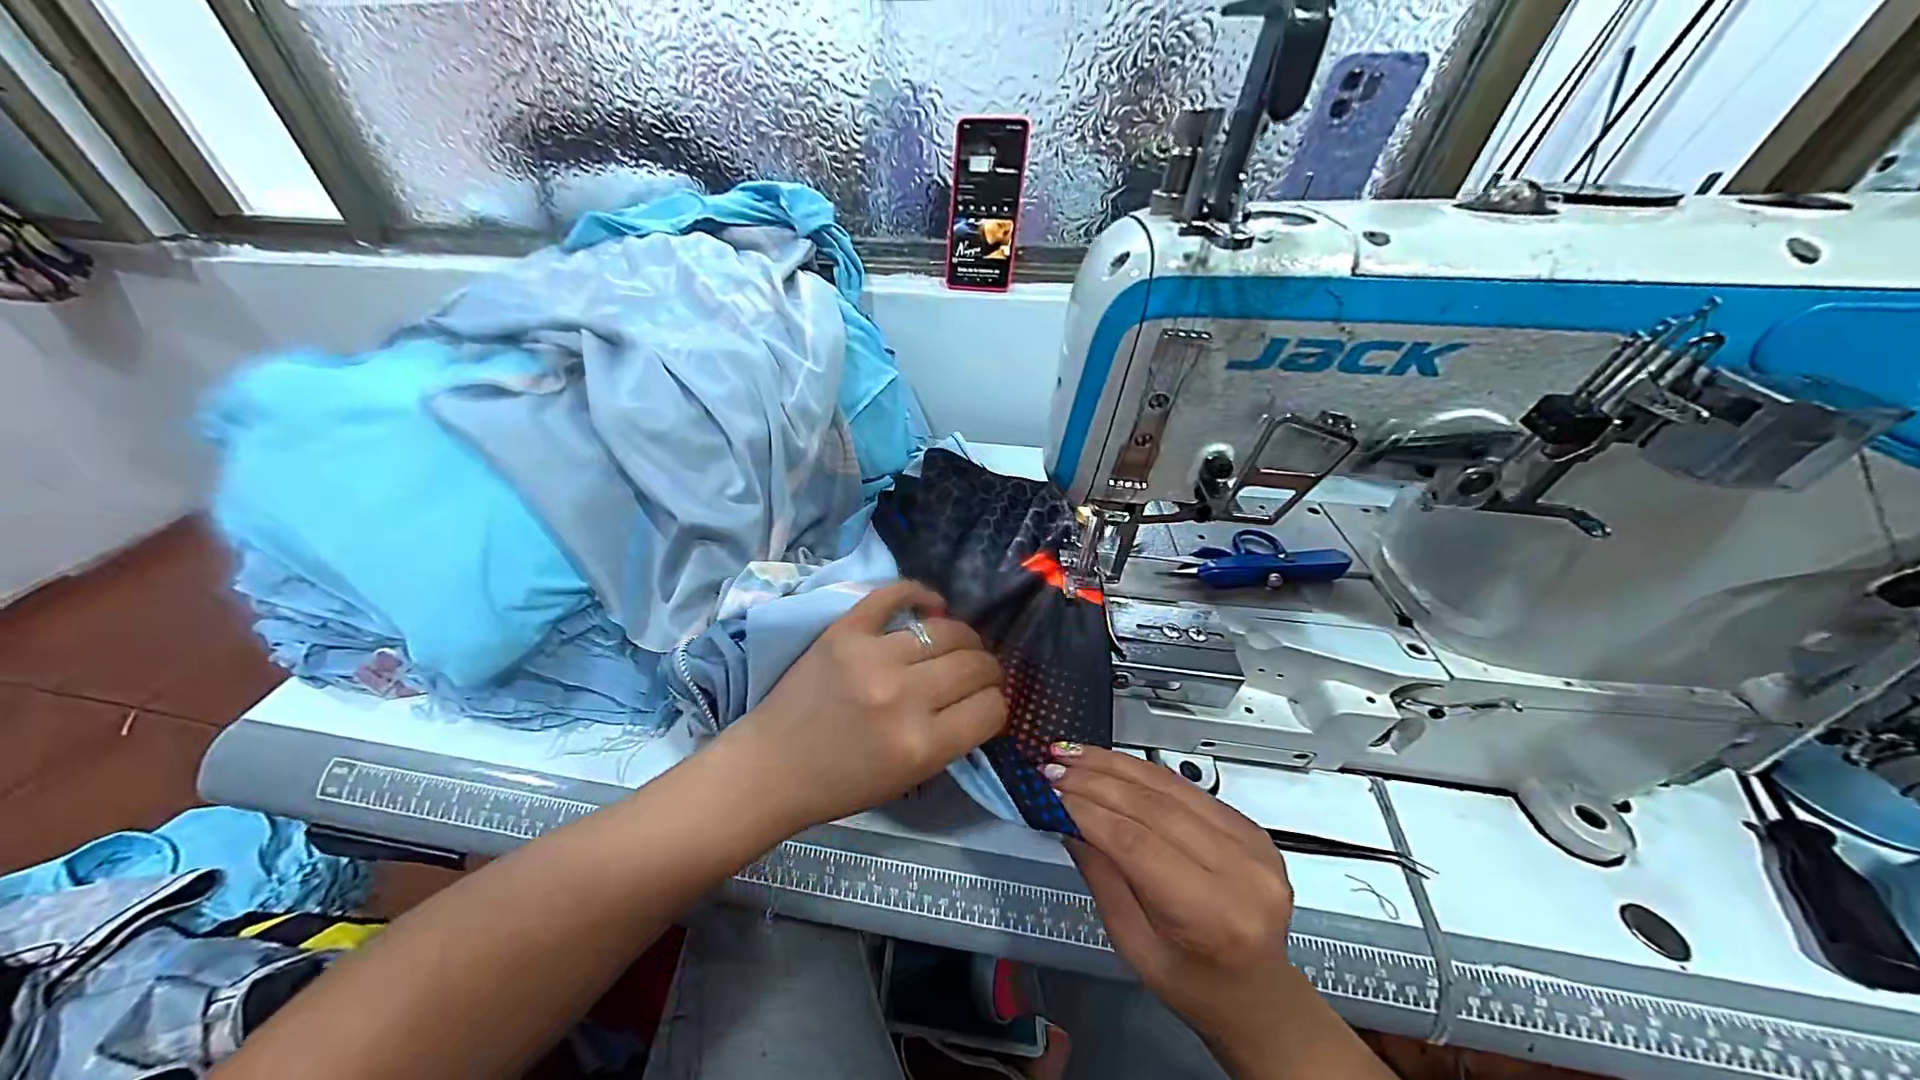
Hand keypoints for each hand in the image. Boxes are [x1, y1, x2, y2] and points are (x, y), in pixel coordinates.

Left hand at [726, 581, 1006, 829]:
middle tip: (977, 673)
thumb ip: (952, 739)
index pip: (991, 708)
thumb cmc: (842, 784)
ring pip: (948, 629)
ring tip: (958, 645)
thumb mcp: (910, 778)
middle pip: (975, 665)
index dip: (996, 705)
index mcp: (922, 745)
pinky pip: (895, 594)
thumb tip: (983, 698)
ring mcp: (872, 657)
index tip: (986, 703)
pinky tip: (934, 605)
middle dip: (987, 670)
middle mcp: (903, 696)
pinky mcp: (845, 630)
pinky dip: (921, 594)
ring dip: (963, 638)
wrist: (772, 767)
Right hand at [1050, 746, 1299, 1051]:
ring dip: (1113, 765)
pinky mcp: (1248, 824)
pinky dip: (1140, 770)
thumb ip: (1103, 879)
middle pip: (1153, 807)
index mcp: (1214, 915)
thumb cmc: (1196, 984)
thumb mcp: (1136, 947)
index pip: (1138, 844)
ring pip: (1168, 786)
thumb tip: (1068, 822)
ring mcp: (1251, 842)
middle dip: (1094, 782)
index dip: (1088, 812)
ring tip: (1072, 755)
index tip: (1050, 793)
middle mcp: (1242, 870)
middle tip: (1052, 769)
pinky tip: (1108, 761)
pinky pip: (1184, 787)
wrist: (1259, 994)